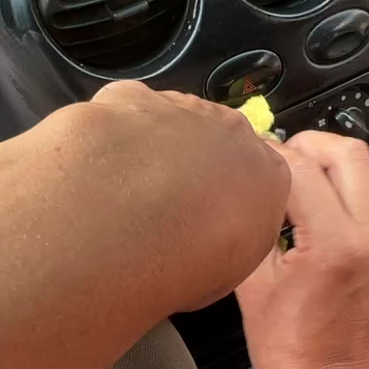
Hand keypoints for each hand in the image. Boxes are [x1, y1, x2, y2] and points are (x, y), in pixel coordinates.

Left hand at [41, 81, 289, 311]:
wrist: (134, 222)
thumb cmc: (192, 258)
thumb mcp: (226, 272)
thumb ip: (226, 245)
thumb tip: (202, 250)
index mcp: (269, 175)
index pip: (258, 180)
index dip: (228, 199)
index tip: (207, 221)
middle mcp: (232, 131)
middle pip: (217, 142)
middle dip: (192, 168)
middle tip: (163, 208)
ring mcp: (183, 107)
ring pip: (171, 122)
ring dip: (152, 150)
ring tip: (123, 194)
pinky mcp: (132, 95)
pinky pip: (124, 110)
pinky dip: (111, 133)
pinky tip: (99, 166)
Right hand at [235, 132, 368, 368]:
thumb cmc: (289, 353)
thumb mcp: (253, 287)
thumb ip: (254, 226)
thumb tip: (249, 186)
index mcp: (336, 247)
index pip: (302, 169)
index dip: (268, 156)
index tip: (245, 158)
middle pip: (348, 152)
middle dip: (306, 144)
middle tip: (273, 160)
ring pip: (362, 170)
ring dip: (323, 164)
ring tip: (286, 182)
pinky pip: (364, 197)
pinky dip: (335, 188)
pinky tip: (305, 206)